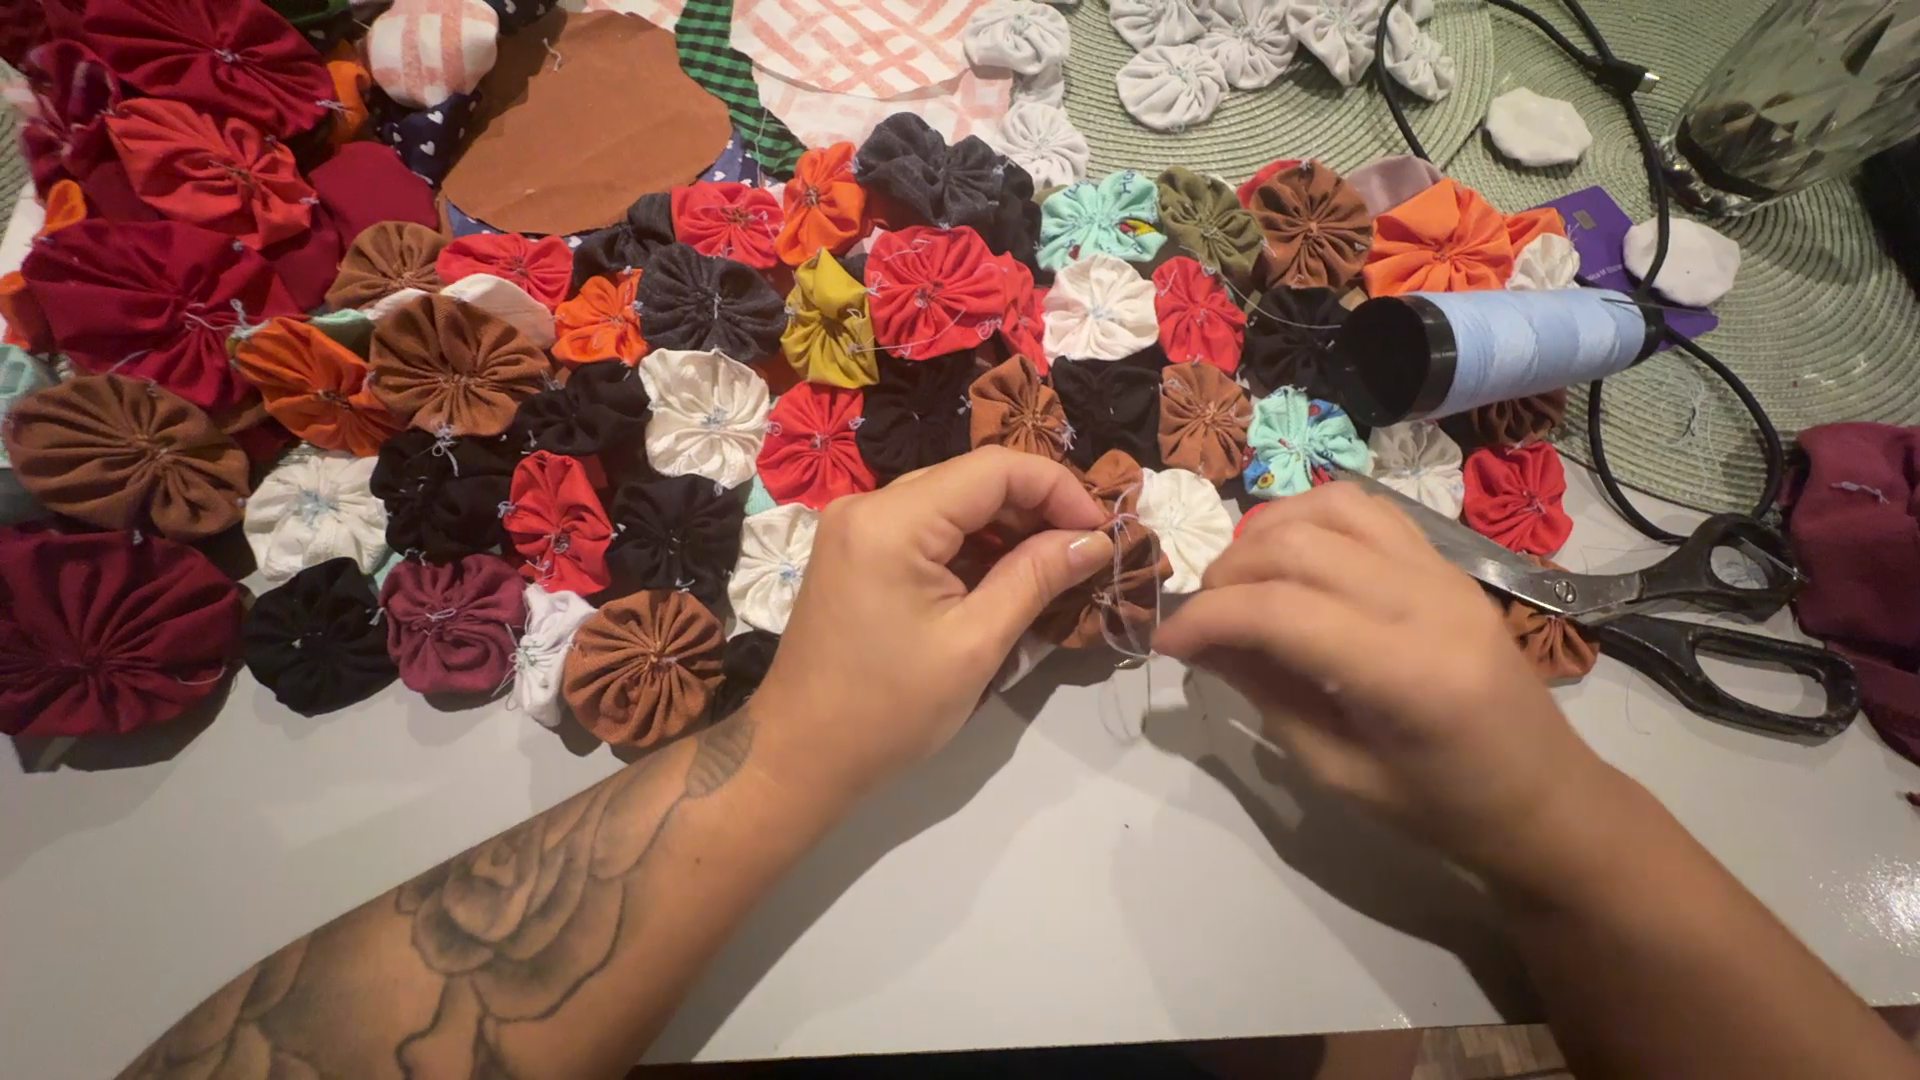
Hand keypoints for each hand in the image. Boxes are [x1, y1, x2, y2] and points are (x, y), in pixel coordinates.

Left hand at [748, 447, 1114, 802]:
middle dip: (1035, 507)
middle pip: (971, 479)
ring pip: (951, 501)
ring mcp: (856, 526)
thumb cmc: (888, 711)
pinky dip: (971, 544)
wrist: (802, 755)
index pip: (994, 469)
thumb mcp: (976, 644)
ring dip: (1006, 526)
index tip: (1101, 529)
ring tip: (1053, 565)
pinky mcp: (856, 549)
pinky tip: (1004, 573)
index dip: (1058, 488)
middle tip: (1084, 549)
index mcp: (892, 521)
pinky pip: (926, 526)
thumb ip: (1036, 578)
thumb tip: (1095, 540)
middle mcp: (867, 505)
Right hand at [1153, 483, 1615, 886]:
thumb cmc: (1439, 807)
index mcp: (1406, 676)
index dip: (1205, 617)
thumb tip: (1195, 640)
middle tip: (1201, 620)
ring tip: (1239, 580)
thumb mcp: (1332, 769)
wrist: (1547, 799)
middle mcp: (1427, 604)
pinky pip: (1364, 509)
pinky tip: (1287, 554)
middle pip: (1294, 547)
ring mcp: (1442, 572)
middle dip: (1224, 575)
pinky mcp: (1445, 562)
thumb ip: (1261, 691)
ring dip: (1262, 535)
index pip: (1278, 611)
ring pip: (1326, 508)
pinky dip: (1307, 516)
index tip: (1165, 641)